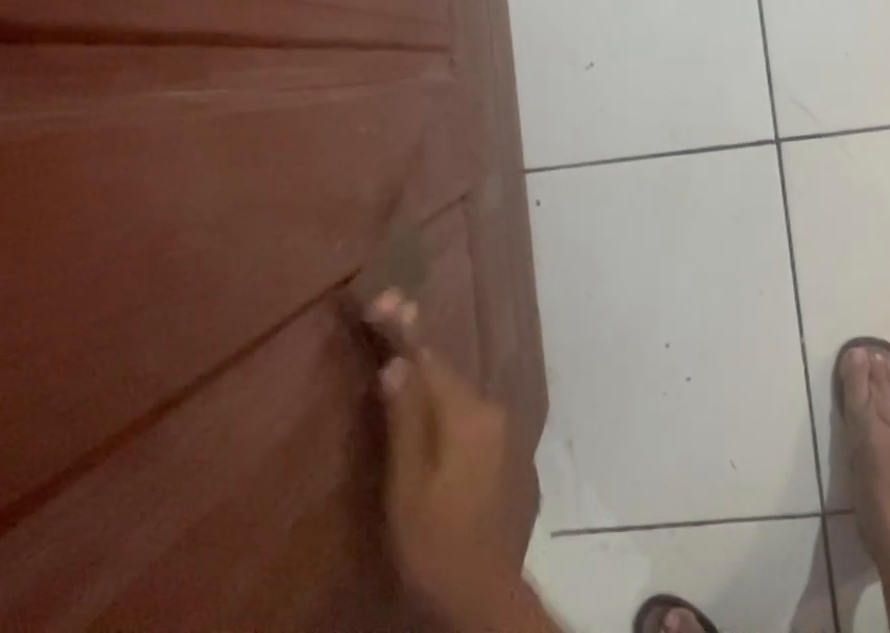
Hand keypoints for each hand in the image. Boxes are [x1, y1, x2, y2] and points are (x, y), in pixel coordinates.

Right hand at [365, 292, 552, 631]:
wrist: (486, 592)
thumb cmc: (437, 541)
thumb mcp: (409, 485)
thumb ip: (405, 421)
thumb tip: (396, 363)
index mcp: (470, 415)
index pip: (431, 360)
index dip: (405, 329)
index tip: (385, 297)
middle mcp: (494, 412)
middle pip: (446, 372)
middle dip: (415, 345)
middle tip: (389, 309)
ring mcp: (503, 433)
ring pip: (456, 392)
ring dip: (428, 374)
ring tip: (399, 347)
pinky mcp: (503, 451)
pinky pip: (466, 413)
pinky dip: (442, 400)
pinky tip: (423, 401)